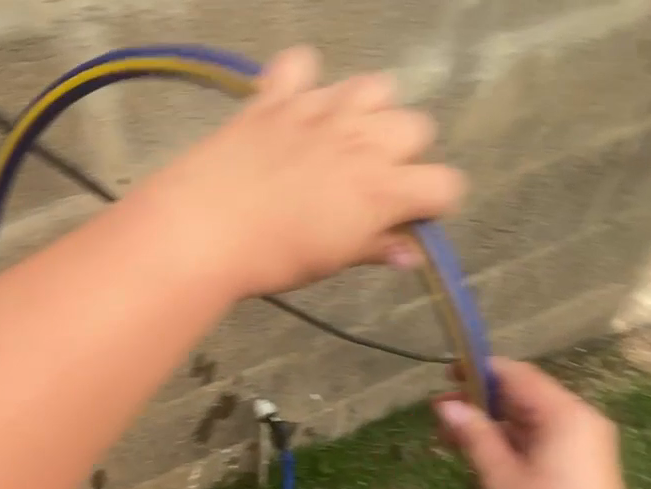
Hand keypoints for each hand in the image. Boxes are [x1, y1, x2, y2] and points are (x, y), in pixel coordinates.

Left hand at [128, 46, 465, 297]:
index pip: (444, 185)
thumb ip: (375, 247)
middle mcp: (363, 138)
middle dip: (404, 154)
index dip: (432, 204)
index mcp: (382, 188)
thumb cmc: (273, 258)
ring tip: (342, 140)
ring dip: (368, 111)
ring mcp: (321, 110)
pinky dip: (303, 81)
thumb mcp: (331, 261)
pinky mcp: (278, 96)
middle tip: (370, 184)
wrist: (206, 229)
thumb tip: (409, 253)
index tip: (409, 218)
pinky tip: (293, 108)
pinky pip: (303, 65)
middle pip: (416, 127)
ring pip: (375, 87)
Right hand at [433, 360, 643, 488]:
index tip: (444, 377)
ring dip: (493, 425)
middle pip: (524, 395)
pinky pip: (543, 438)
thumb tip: (447, 405)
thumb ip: (474, 435)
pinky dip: (513, 441)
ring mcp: (586, 441)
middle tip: (439, 420)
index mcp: (564, 414)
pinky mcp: (584, 462)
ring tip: (453, 443)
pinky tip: (485, 458)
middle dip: (481, 403)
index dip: (479, 372)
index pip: (517, 375)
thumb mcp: (500, 477)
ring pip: (531, 419)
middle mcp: (581, 418)